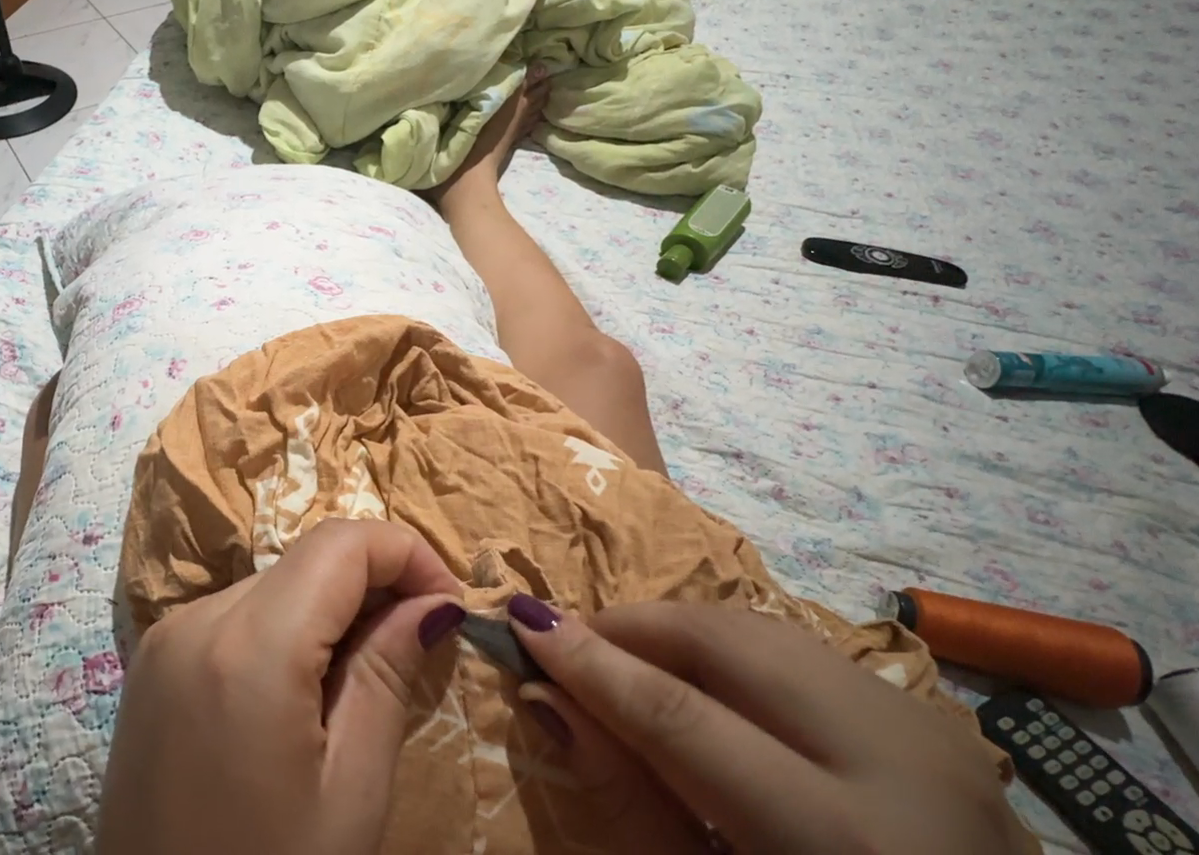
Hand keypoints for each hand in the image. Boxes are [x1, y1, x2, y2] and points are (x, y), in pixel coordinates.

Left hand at [96, 519, 464, 854]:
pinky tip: (303, 690)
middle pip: (304, 561)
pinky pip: (233, 616)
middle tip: (419, 648)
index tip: (450, 607)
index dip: (407, 555)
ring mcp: (164, 637)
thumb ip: (388, 674)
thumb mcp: (351, 790)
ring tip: (362, 681)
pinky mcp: (150, 662)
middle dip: (372, 585)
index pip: (340, 543)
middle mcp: (195, 619)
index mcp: (248, 646)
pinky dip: (282, 630)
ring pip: (271, 584)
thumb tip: (433, 603)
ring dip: (328, 610)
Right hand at [504, 597, 1028, 854]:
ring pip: (764, 630)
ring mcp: (931, 734)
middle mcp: (900, 763)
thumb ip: (629, 803)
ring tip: (620, 662)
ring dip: (674, 632)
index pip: (682, 715)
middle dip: (631, 628)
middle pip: (727, 643)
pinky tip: (696, 683)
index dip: (592, 664)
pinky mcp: (934, 724)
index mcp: (843, 838)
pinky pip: (801, 652)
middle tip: (565, 644)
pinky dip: (728, 652)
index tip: (521, 622)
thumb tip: (547, 701)